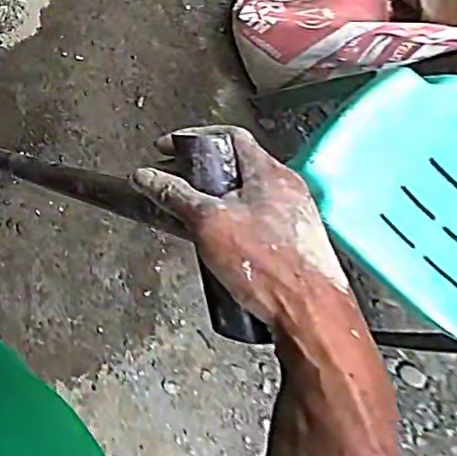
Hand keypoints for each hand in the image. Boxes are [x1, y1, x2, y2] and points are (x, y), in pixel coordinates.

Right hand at [133, 126, 351, 327]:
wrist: (312, 320)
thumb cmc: (268, 268)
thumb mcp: (205, 222)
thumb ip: (172, 194)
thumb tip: (145, 176)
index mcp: (271, 174)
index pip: (228, 135)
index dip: (191, 138)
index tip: (167, 149)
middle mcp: (286, 190)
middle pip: (234, 165)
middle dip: (196, 172)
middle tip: (170, 182)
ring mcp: (293, 217)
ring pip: (242, 194)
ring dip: (210, 198)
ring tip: (186, 214)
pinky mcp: (294, 244)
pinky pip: (253, 218)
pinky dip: (228, 219)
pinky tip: (213, 239)